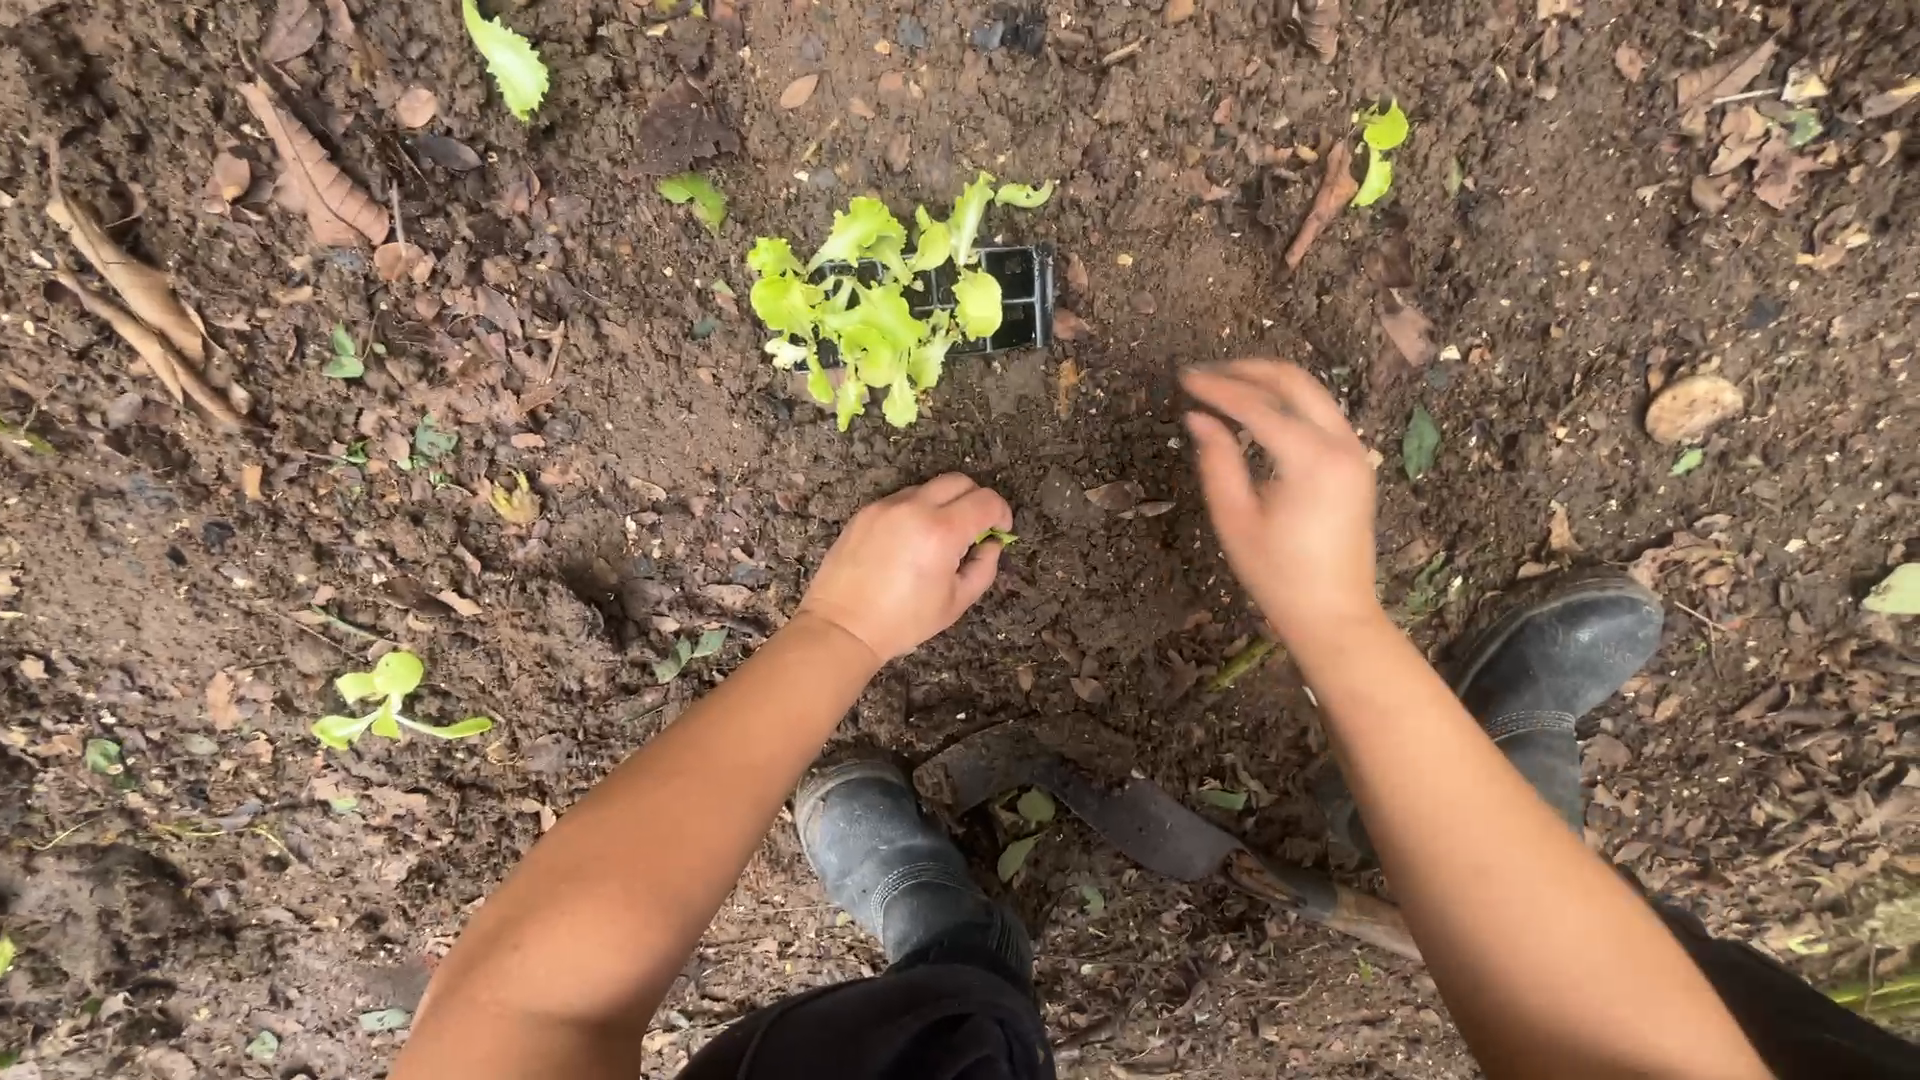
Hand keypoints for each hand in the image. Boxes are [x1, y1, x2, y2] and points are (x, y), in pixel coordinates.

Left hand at [796, 473, 1013, 662]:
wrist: (842, 626)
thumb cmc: (902, 621)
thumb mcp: (956, 602)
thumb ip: (983, 567)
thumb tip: (991, 544)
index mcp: (941, 532)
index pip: (986, 501)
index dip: (1002, 514)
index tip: (1000, 530)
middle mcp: (914, 509)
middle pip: (959, 481)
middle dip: (976, 500)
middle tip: (975, 529)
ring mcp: (886, 507)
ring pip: (929, 488)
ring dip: (944, 504)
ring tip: (939, 539)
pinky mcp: (866, 512)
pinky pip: (902, 499)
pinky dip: (916, 511)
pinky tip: (911, 542)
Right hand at [1182, 359, 1380, 642]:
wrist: (1333, 612)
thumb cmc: (1278, 575)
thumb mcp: (1235, 520)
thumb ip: (1217, 461)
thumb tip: (1198, 418)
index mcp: (1311, 460)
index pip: (1257, 406)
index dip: (1217, 388)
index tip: (1184, 379)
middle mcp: (1342, 445)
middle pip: (1294, 382)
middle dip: (1248, 370)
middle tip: (1206, 375)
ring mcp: (1355, 452)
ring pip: (1312, 392)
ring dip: (1269, 383)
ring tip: (1225, 387)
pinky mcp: (1356, 462)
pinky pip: (1321, 413)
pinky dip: (1288, 403)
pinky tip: (1256, 413)